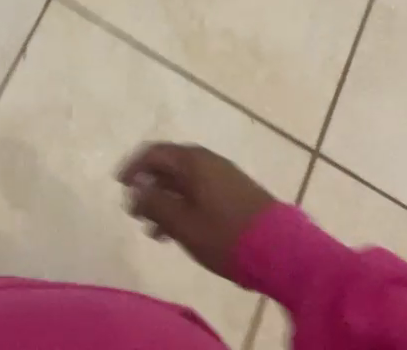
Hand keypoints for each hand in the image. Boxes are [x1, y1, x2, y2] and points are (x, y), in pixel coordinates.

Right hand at [117, 142, 278, 282]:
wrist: (286, 253)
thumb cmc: (225, 234)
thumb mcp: (182, 222)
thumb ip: (153, 203)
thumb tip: (135, 190)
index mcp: (192, 160)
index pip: (152, 153)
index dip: (132, 167)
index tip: (120, 186)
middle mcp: (208, 161)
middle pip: (169, 167)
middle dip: (150, 188)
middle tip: (137, 212)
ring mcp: (226, 177)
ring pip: (186, 183)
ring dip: (167, 202)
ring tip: (156, 232)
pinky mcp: (239, 194)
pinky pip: (202, 193)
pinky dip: (186, 207)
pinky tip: (183, 232)